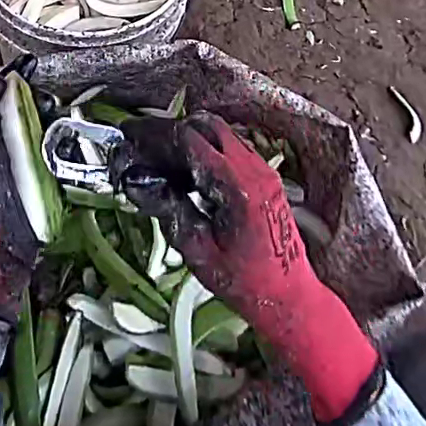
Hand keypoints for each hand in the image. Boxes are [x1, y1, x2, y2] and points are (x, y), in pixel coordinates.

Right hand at [120, 112, 378, 422]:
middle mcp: (254, 170)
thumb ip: (167, 209)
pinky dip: (205, 146)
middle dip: (168, 131)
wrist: (294, 300)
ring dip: (187, 136)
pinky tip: (188, 169)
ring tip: (162, 157)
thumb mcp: (197, 251)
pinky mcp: (265, 176)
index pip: (188, 139)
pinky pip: (230, 144)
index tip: (131, 135)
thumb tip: (137, 181)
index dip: (154, 134)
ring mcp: (263, 170)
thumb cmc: (247, 283)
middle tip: (143, 144)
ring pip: (218, 130)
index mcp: (237, 187)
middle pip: (203, 125)